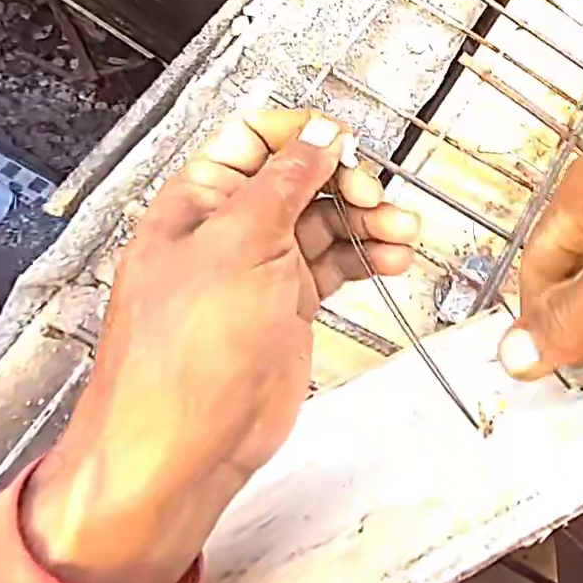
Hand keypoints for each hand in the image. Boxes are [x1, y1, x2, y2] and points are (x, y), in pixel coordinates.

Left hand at [21, 109, 418, 582]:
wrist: (183, 449)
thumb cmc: (182, 355)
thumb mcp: (238, 245)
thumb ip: (285, 182)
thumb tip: (319, 136)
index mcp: (203, 200)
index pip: (255, 139)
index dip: (302, 134)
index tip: (343, 140)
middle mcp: (233, 227)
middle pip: (303, 179)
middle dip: (346, 182)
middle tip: (372, 196)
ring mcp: (265, 266)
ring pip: (329, 222)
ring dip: (370, 221)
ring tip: (400, 232)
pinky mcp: (290, 300)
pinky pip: (339, 263)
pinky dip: (368, 257)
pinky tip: (390, 259)